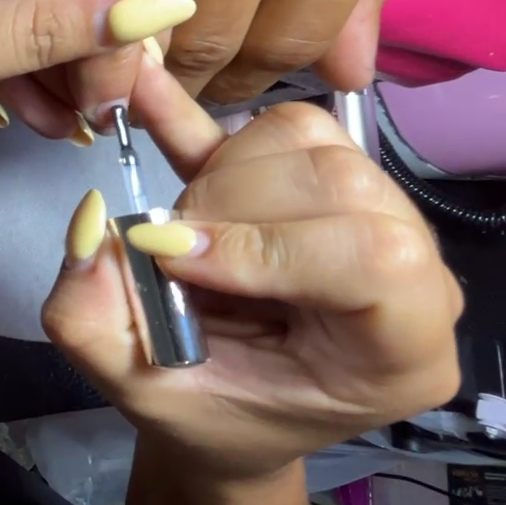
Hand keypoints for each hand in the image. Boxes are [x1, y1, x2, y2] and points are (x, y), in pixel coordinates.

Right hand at [39, 0, 426, 112]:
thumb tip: (346, 76)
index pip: (299, 36)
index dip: (248, 81)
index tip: (214, 87)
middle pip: (225, 39)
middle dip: (190, 80)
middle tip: (165, 84)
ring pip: (161, 26)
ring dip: (140, 66)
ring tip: (129, 69)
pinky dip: (93, 45)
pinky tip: (89, 71)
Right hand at [42, 51, 462, 480]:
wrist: (233, 405)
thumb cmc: (203, 413)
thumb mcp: (134, 389)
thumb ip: (93, 319)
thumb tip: (95, 218)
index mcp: (396, 353)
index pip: (376, 261)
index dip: (261, 245)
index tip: (168, 256)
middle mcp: (413, 277)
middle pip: (337, 182)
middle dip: (225, 205)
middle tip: (168, 247)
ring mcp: (374, 216)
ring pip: (306, 141)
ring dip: (219, 172)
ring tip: (184, 221)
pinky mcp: (317, 180)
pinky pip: (275, 124)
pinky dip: (202, 113)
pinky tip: (146, 91)